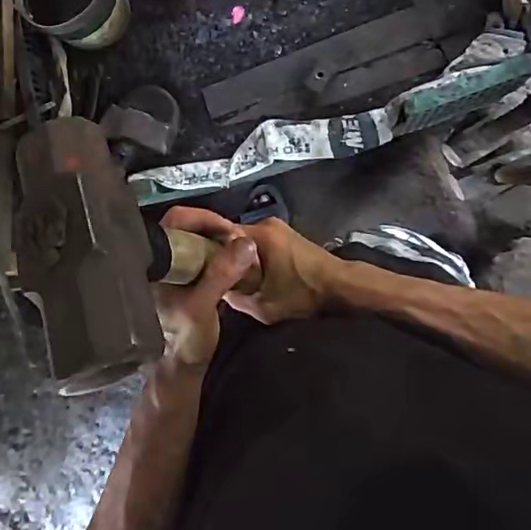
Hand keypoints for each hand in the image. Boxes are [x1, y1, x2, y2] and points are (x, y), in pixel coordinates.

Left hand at [154, 222, 257, 368]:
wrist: (183, 368)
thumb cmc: (185, 340)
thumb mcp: (202, 307)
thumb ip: (221, 274)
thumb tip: (245, 243)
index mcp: (153, 264)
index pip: (175, 222)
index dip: (204, 219)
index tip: (230, 232)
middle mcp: (158, 260)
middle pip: (186, 225)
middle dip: (215, 228)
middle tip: (238, 241)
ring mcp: (170, 267)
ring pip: (195, 237)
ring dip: (219, 240)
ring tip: (239, 251)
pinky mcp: (183, 275)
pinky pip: (201, 250)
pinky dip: (218, 251)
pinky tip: (232, 261)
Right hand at [161, 207, 340, 325]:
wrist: (341, 289)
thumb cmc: (303, 295)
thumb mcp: (262, 306)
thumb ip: (234, 295)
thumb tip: (215, 289)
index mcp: (259, 233)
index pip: (217, 234)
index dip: (202, 250)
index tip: (189, 266)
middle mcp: (267, 223)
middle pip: (230, 237)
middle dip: (219, 256)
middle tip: (205, 277)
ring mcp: (278, 228)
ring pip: (243, 242)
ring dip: (235, 258)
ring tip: (223, 279)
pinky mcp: (286, 237)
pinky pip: (257, 244)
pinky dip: (249, 258)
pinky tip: (245, 276)